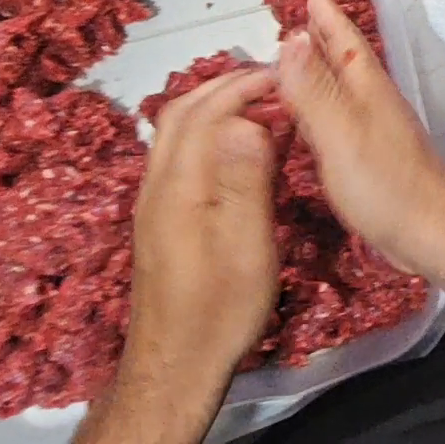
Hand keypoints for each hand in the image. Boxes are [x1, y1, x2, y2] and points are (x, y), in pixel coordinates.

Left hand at [106, 69, 280, 438]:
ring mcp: (157, 201)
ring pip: (179, 130)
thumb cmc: (221, 307)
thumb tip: (249, 120)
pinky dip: (215, 129)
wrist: (177, 365)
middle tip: (278, 81)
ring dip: (219, 104)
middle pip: (183, 113)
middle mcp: (158, 186)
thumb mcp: (246, 246)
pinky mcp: (165, 215)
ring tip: (266, 102)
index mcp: (178, 188)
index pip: (205, 113)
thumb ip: (246, 181)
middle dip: (229, 86)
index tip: (287, 78)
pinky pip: (184, 152)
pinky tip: (246, 142)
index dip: (245, 86)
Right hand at [279, 0, 444, 271]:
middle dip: (323, 39)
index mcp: (370, 91)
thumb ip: (315, 90)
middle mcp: (375, 104)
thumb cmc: (386, 187)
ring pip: (343, 89)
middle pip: (346, 62)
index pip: (346, 44)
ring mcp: (377, 131)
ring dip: (321, 71)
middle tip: (300, 20)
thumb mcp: (341, 135)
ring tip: (297, 62)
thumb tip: (294, 39)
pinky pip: (340, 119)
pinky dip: (321, 108)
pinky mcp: (373, 159)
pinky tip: (312, 121)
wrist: (431, 233)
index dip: (329, 19)